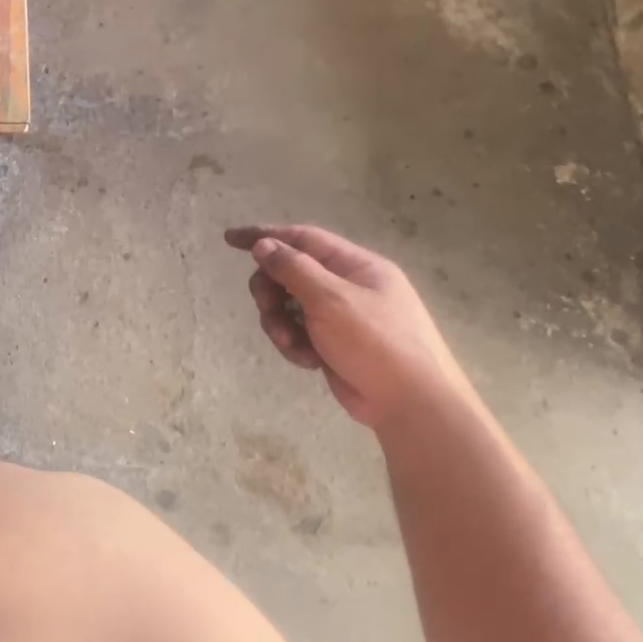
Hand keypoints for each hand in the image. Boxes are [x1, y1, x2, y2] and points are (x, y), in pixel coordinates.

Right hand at [224, 224, 472, 429]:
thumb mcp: (331, 299)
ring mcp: (341, 316)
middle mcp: (348, 286)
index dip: (264, 236)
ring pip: (288, 304)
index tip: (229, 239)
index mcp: (357, 267)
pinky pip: (297, 331)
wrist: (413, 406)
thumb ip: (293, 268)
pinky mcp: (334, 342)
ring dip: (279, 322)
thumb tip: (263, 244)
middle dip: (270, 291)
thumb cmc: (377, 343)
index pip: (301, 239)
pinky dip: (293, 343)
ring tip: (289, 343)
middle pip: (289, 273)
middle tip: (266, 307)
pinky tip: (306, 360)